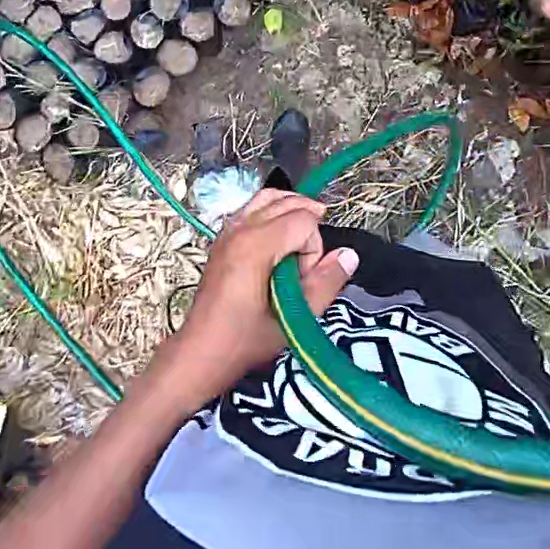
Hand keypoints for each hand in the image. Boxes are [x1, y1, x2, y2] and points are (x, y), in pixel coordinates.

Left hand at [157, 190, 358, 403]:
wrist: (201, 352)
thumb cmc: (245, 340)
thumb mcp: (294, 320)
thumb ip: (325, 284)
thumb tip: (348, 254)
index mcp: (255, 246)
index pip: (304, 221)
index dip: (314, 249)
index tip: (303, 281)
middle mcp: (240, 229)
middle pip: (289, 202)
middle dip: (307, 228)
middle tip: (305, 267)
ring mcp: (228, 229)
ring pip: (270, 197)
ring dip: (293, 212)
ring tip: (302, 242)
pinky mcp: (223, 236)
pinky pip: (254, 206)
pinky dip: (274, 212)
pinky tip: (280, 239)